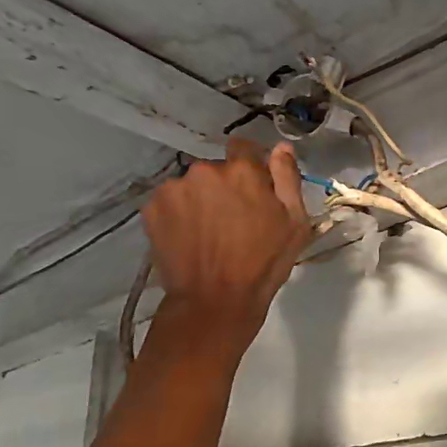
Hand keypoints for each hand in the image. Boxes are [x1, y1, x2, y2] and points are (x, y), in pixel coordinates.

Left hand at [141, 138, 312, 342]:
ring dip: (202, 199)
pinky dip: (180, 213)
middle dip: (226, 185)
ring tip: (210, 231)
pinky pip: (172, 201)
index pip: (244, 146)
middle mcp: (204, 170)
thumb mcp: (295, 222)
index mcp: (242, 170)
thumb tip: (281, 147)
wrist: (214, 300)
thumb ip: (287, 178)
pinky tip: (191, 237)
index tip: (256, 188)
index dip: (252, 165)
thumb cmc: (264, 262)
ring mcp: (173, 189)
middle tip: (235, 218)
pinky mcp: (151, 209)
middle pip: (217, 168)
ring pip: (193, 185)